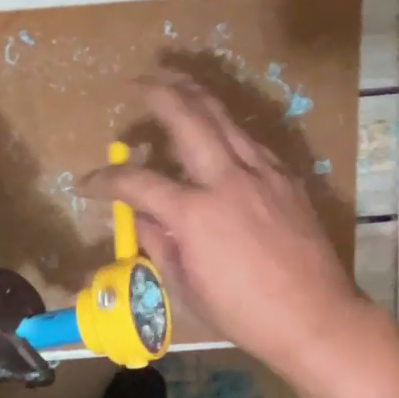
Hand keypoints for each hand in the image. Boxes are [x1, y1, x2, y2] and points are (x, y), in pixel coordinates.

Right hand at [77, 74, 368, 375]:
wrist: (312, 315)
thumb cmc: (241, 312)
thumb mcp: (186, 285)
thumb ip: (159, 243)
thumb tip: (143, 217)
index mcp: (196, 215)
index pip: (138, 183)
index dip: (105, 180)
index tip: (86, 183)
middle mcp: (228, 180)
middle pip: (188, 119)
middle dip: (158, 95)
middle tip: (137, 82)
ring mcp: (262, 173)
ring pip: (224, 118)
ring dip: (195, 96)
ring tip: (175, 84)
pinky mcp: (285, 178)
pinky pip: (247, 141)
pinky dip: (224, 128)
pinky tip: (215, 132)